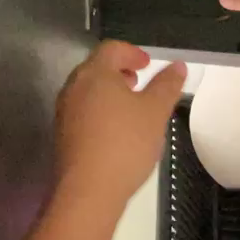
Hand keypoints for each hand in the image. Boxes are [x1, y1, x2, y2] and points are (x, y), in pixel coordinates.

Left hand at [53, 41, 185, 207]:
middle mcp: (74, 86)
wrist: (88, 190)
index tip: (148, 64)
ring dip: (109, 91)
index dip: (132, 52)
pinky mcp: (62, 133)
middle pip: (96, 67)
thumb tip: (177, 65)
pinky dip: (99, 109)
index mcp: (94, 73)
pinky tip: (115, 131)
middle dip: (119, 71)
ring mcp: (64, 110)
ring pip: (88, 89)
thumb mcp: (155, 112)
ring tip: (130, 107)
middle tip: (139, 82)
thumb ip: (166, 85)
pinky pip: (82, 110)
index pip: (111, 49)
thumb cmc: (125, 143)